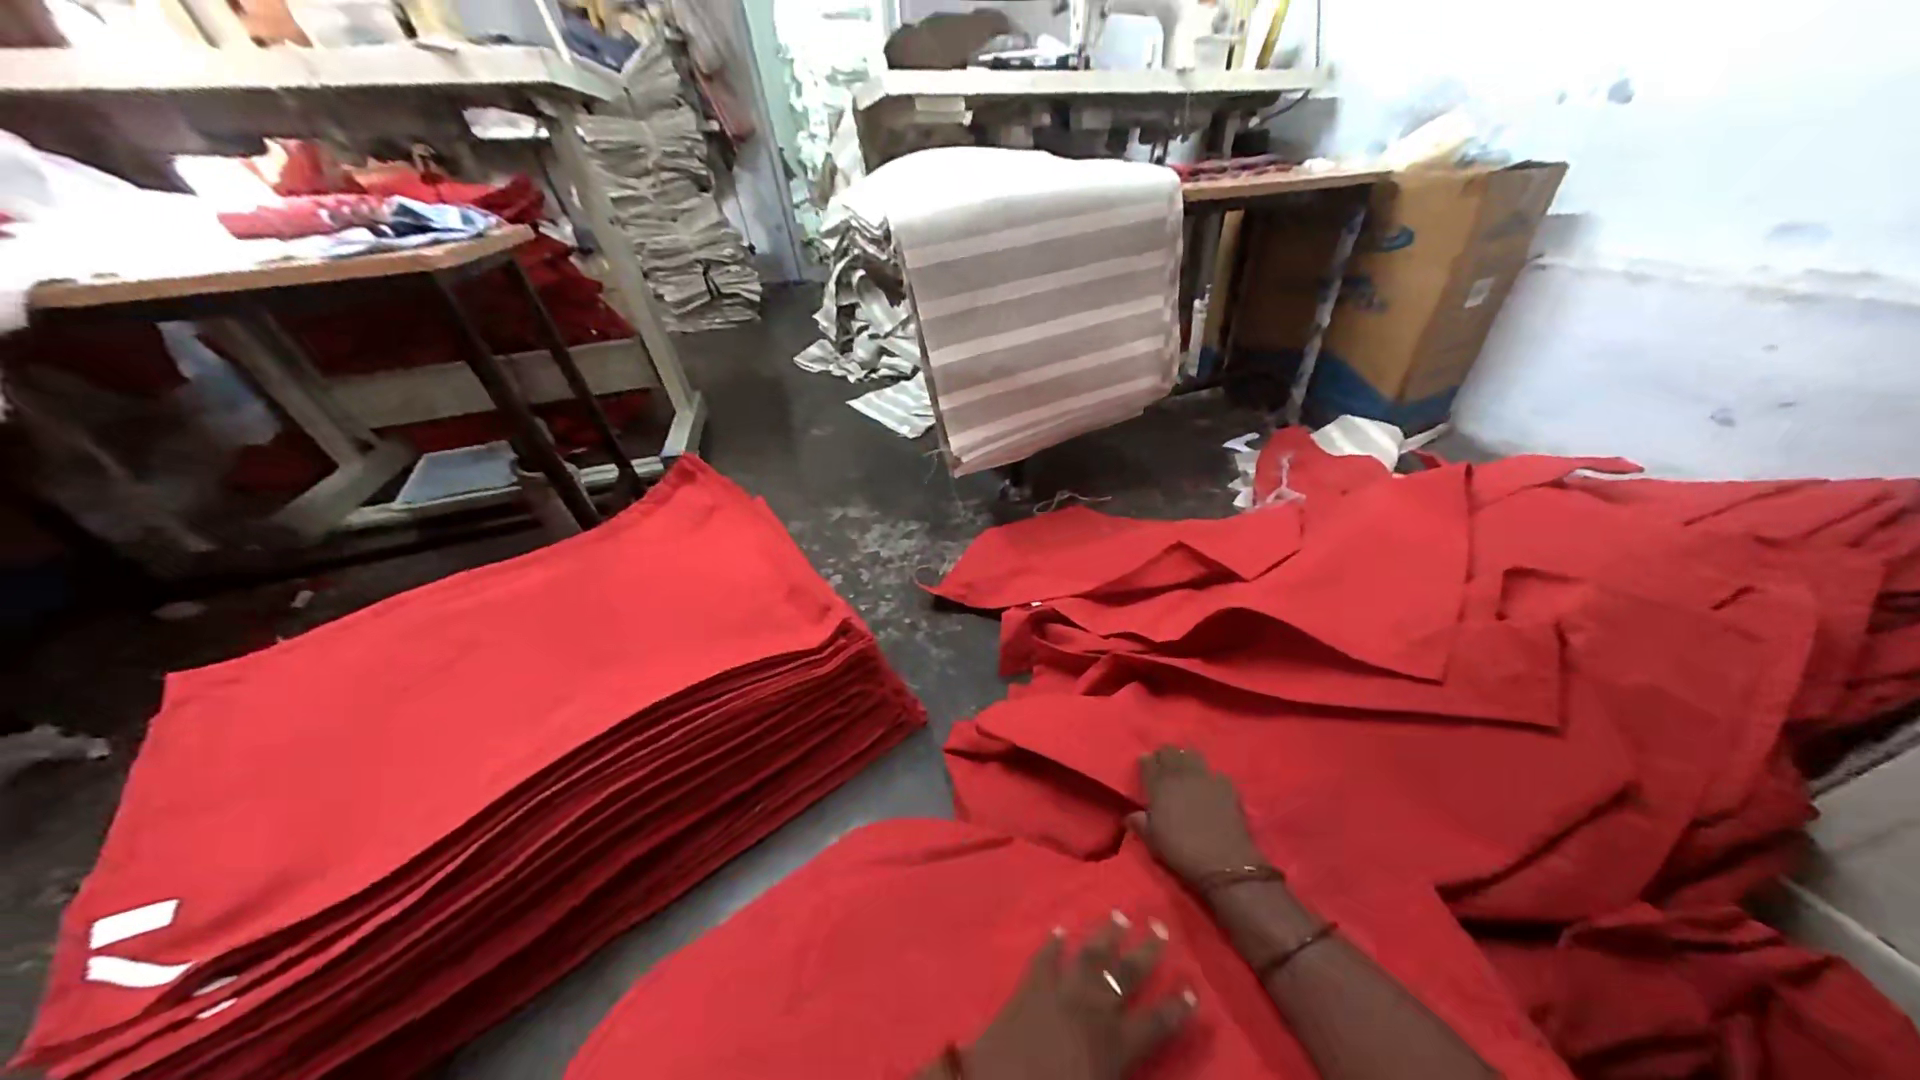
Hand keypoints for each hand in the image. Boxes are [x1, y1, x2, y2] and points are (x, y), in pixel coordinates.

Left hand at [956, 914, 1194, 1079]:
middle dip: (1145, 951)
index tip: (1191, 988)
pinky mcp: (1029, 988)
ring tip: (1119, 915)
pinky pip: (1044, 960)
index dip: (1176, 1008)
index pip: (1156, 1023)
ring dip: (1105, 935)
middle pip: (1125, 976)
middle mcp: (1093, 1011)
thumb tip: (1143, 1065)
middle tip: (1159, 926)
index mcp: (1115, 1046)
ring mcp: (1060, 993)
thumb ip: (1124, 1072)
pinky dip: (1052, 944)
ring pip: (1089, 957)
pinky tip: (1060, 929)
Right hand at [1127, 746, 1267, 886]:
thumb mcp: (1152, 841)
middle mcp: (1180, 774)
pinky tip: (1211, 790)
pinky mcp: (1227, 785)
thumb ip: (1139, 823)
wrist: (1222, 862)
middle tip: (1165, 769)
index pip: (1148, 761)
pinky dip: (1211, 778)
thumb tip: (1131, 815)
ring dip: (1186, 759)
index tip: (1146, 768)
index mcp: (1159, 785)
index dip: (1146, 762)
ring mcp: (1205, 776)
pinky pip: (1215, 773)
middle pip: (1169, 751)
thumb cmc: (1181, 851)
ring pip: (1192, 754)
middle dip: (1165, 756)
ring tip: (1187, 773)